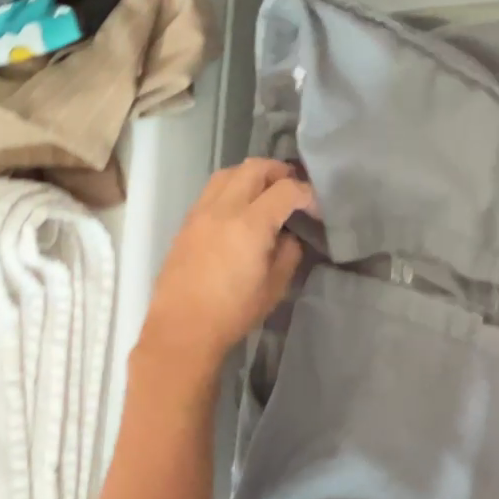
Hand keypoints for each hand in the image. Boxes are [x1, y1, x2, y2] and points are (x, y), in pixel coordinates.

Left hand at [136, 159, 315, 369]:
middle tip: (294, 188)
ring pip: (229, 173)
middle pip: (255, 168)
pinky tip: (241, 210)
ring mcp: (200, 213)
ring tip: (266, 192)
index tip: (317, 210)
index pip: (286, 190)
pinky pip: (213, 190)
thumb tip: (289, 236)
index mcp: (250, 224)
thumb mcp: (275, 286)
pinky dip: (233, 188)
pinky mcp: (187, 223)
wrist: (182, 330)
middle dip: (279, 172)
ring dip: (252, 175)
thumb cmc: (233, 313)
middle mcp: (223, 209)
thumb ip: (288, 253)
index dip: (308, 194)